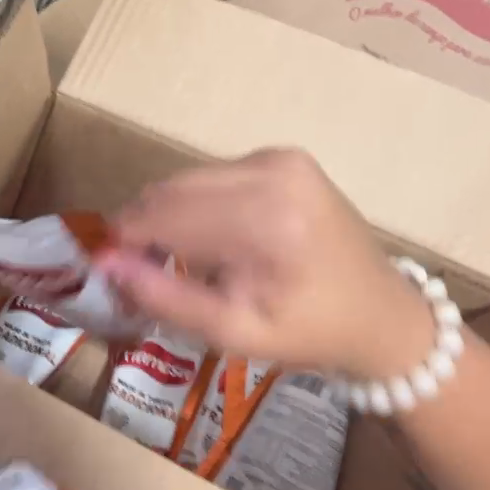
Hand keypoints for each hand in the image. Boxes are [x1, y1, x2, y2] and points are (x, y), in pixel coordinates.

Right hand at [97, 149, 435, 380]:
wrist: (385, 317)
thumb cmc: (309, 333)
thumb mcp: (232, 333)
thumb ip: (164, 297)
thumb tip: (104, 264)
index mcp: (267, 220)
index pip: (162, 216)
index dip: (123, 241)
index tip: (104, 270)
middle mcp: (273, 173)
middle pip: (167, 191)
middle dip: (141, 228)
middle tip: (136, 270)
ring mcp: (279, 159)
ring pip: (181, 181)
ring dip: (164, 216)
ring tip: (173, 259)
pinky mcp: (280, 156)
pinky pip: (205, 176)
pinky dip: (192, 205)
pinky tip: (208, 238)